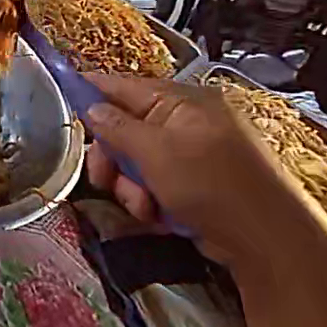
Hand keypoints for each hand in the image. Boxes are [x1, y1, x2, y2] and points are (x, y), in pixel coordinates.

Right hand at [83, 75, 309, 271]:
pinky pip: (155, 182)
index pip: (123, 86)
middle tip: (103, 180)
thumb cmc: (210, 185)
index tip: (59, 93)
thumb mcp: (155, 152)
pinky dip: (150, 199)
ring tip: (145, 207)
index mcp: (180, 101)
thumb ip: (116, 127)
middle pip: (124, 128)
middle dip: (112, 158)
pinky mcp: (195, 182)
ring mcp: (191, 153)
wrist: (268, 241)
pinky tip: (160, 216)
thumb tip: (90, 106)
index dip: (90, 90)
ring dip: (130, 187)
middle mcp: (185, 121)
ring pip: (135, 161)